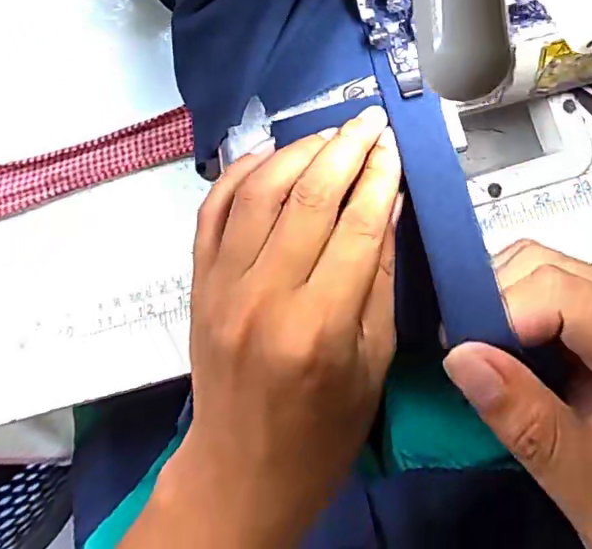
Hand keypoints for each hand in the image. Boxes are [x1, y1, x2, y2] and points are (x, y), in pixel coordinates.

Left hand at [126, 107, 402, 548]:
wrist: (240, 472)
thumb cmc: (322, 429)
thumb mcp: (373, 361)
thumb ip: (380, 276)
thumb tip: (388, 201)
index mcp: (319, 328)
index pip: (356, 226)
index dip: (379, 175)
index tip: (393, 145)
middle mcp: (265, 297)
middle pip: (310, 198)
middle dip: (346, 148)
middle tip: (369, 121)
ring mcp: (222, 285)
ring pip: (259, 191)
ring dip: (298, 151)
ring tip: (329, 135)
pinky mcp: (198, 281)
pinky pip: (213, 208)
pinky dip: (240, 172)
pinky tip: (269, 153)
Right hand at [442, 241, 591, 548]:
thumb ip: (533, 428)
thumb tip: (460, 356)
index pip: (557, 289)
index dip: (501, 311)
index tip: (457, 352)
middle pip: (549, 267)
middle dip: (496, 300)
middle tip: (462, 353)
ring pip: (546, 272)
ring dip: (502, 304)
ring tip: (479, 355)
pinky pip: (554, 298)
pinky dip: (518, 316)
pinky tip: (504, 356)